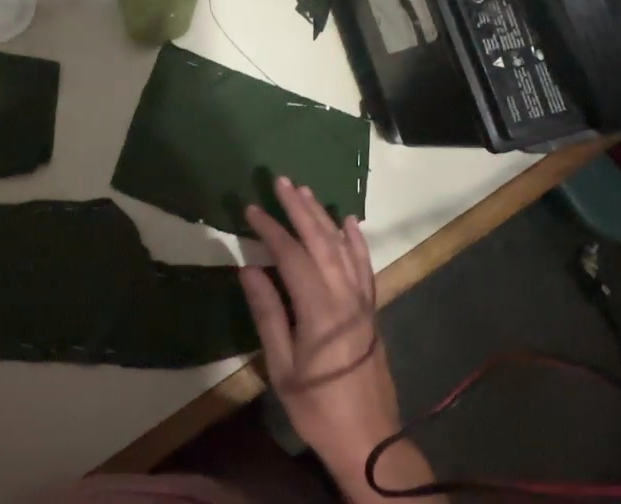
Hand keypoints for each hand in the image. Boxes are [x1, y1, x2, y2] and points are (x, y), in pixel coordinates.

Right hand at [241, 177, 401, 482]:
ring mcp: (362, 302)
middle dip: (299, 209)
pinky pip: (364, 266)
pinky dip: (356, 241)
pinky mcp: (371, 311)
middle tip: (280, 181)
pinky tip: (349, 223)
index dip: (271, 229)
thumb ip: (268, 313)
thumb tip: (249, 268)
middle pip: (321, 241)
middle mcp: (345, 296)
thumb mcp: (281, 366)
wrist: (369, 439)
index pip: (292, 255)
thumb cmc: (317, 406)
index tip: (250, 208)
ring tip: (305, 193)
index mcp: (319, 309)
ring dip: (323, 217)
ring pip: (343, 248)